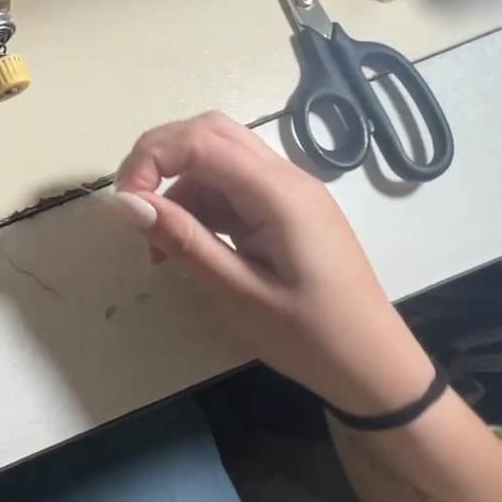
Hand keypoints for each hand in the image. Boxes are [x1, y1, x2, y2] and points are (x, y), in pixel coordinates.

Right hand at [109, 112, 434, 414]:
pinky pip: (228, 187)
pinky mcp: (283, 211)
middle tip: (131, 204)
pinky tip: (184, 246)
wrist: (376, 370)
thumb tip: (127, 201)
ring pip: (215, 158)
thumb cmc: (311, 337)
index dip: (150, 160)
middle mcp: (285, 178)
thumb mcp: (238, 294)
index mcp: (279, 194)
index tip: (125, 205)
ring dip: (175, 187)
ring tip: (158, 244)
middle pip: (209, 132)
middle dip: (158, 157)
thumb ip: (183, 240)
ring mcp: (287, 192)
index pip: (200, 142)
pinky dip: (195, 206)